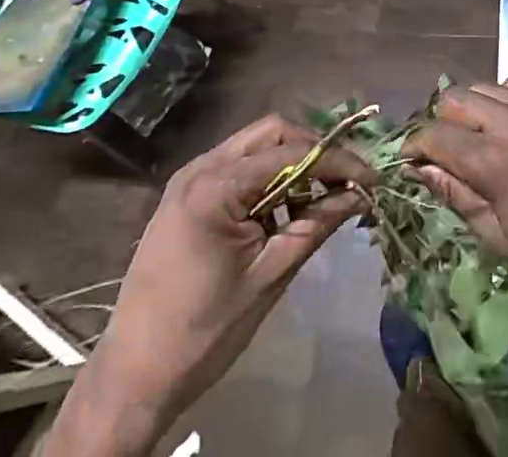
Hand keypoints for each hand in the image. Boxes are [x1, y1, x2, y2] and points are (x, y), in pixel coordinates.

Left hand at [46, 115, 372, 455]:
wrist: (135, 374)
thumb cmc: (206, 330)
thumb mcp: (272, 274)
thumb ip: (318, 224)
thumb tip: (361, 196)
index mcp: (215, 187)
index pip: (292, 152)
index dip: (338, 161)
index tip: (372, 179)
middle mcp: (199, 168)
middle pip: (273, 133)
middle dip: (316, 150)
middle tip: (348, 181)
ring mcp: (188, 179)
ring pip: (256, 147)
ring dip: (293, 161)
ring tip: (324, 194)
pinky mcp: (186, 195)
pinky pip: (238, 168)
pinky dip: (269, 177)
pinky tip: (289, 205)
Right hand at [402, 80, 507, 336]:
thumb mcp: (500, 238)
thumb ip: (457, 195)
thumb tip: (420, 170)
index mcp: (495, 160)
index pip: (434, 136)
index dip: (413, 148)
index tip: (409, 164)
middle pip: (454, 99)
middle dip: (439, 124)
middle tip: (444, 155)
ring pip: (484, 86)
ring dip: (470, 110)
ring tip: (476, 140)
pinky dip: (502, 100)